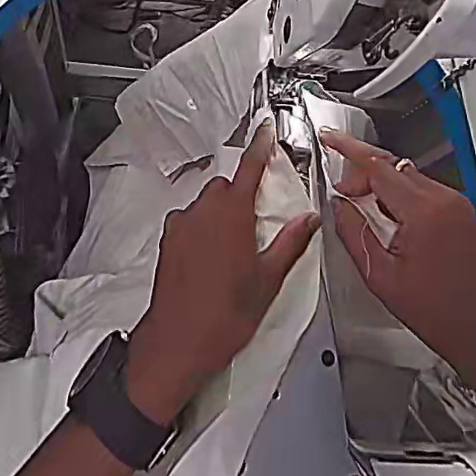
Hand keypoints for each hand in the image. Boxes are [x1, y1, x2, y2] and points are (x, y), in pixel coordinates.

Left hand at [127, 118, 320, 424]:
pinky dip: (204, 228)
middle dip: (243, 194)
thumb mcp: (268, 279)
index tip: (265, 130)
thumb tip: (307, 220)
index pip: (250, 167)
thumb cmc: (222, 316)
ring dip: (222, 213)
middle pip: (227, 186)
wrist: (177, 345)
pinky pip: (190, 221)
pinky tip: (213, 258)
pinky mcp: (168, 243)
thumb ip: (290, 242)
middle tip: (258, 220)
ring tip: (235, 248)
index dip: (260, 145)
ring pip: (207, 204)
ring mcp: (181, 227)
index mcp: (231, 215)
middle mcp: (202, 213)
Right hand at [320, 129, 475, 390]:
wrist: (473, 326)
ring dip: (381, 185)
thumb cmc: (433, 309)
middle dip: (363, 173)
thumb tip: (339, 204)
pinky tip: (388, 218)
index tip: (332, 138)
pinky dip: (400, 195)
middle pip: (393, 167)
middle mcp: (445, 200)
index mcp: (424, 212)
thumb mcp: (378, 273)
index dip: (350, 149)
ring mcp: (456, 203)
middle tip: (342, 193)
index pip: (379, 167)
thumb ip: (353, 230)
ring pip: (407, 176)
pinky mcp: (459, 210)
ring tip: (363, 210)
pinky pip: (422, 188)